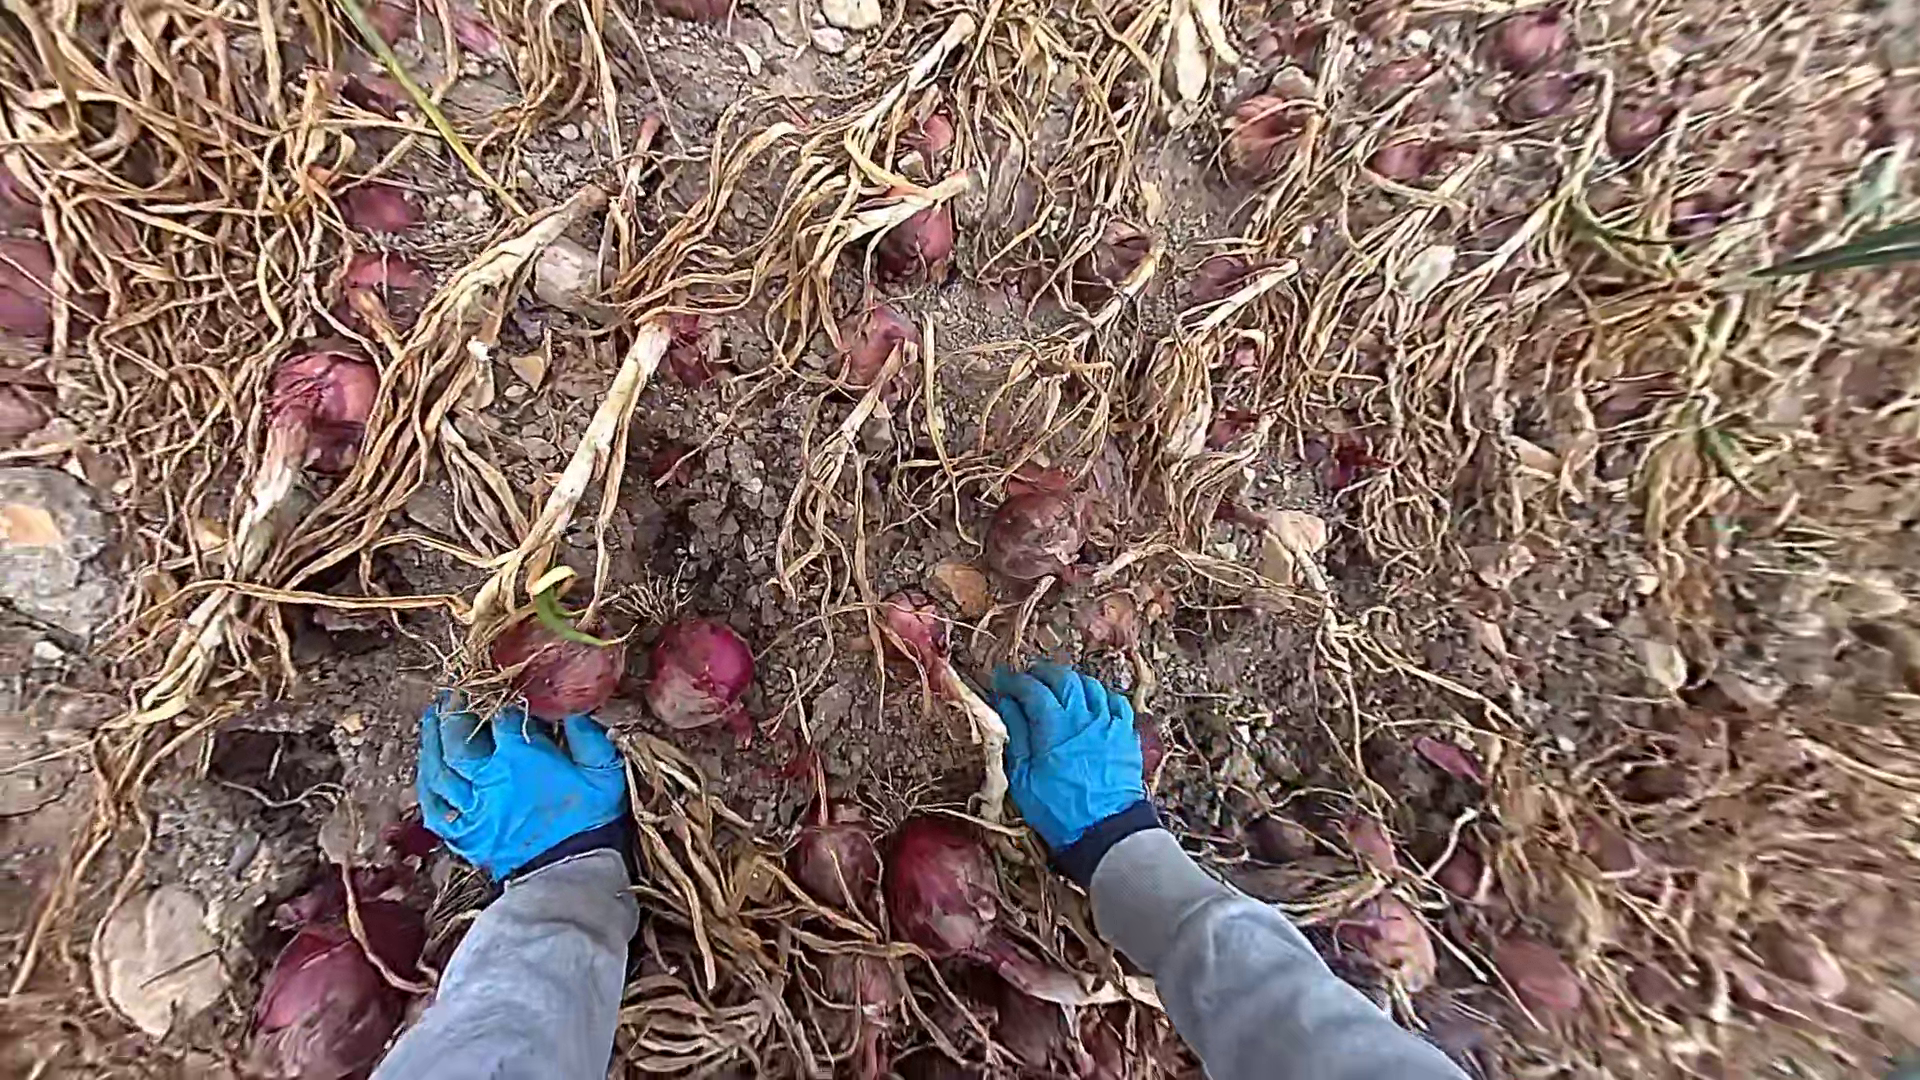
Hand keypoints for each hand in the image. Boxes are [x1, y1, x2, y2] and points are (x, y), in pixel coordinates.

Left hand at [417, 694, 627, 879]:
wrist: (572, 866)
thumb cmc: (591, 812)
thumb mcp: (603, 766)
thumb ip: (588, 733)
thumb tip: (574, 706)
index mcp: (521, 759)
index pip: (501, 718)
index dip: (500, 697)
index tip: (503, 684)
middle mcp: (487, 778)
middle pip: (458, 739)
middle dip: (455, 712)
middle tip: (454, 692)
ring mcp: (470, 806)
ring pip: (438, 770)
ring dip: (433, 741)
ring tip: (432, 718)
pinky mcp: (463, 831)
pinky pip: (434, 805)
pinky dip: (427, 783)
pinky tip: (427, 768)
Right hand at [993, 663, 1144, 851]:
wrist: (1107, 833)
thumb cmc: (1058, 809)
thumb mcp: (1024, 777)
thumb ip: (1016, 734)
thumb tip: (1006, 704)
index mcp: (1053, 723)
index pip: (1031, 688)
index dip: (1013, 681)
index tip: (1001, 680)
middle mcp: (1082, 714)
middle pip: (1062, 677)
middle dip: (1042, 673)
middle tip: (1028, 678)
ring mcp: (1108, 722)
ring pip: (1089, 684)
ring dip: (1070, 680)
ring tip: (1058, 687)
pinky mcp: (1126, 734)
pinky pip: (1115, 702)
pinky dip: (1100, 695)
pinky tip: (1091, 702)